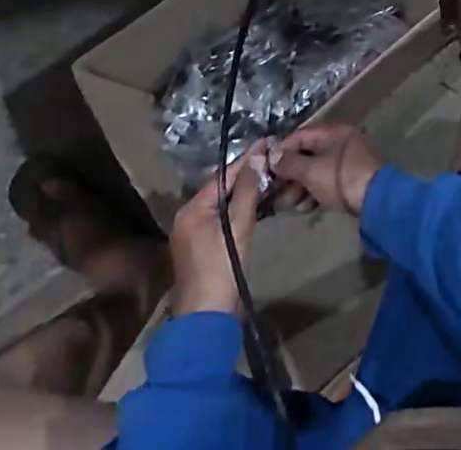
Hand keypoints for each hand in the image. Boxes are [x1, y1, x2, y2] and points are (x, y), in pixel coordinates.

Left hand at [168, 150, 261, 316]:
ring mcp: (193, 234)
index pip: (223, 176)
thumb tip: (257, 158)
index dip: (246, 159)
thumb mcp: (237, 227)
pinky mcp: (202, 247)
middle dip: (246, 173)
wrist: (205, 318)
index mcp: (192, 209)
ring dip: (244, 191)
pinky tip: (257, 204)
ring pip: (223, 203)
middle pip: (221, 188)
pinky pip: (222, 217)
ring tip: (269, 176)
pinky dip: (239, 208)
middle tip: (272, 158)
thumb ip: (247, 191)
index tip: (266, 142)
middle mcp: (188, 217)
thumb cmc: (221, 269)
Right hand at [269, 125, 382, 217]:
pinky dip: (314, 194)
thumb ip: (290, 163)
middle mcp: (341, 144)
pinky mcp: (351, 182)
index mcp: (335, 133)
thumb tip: (272, 155)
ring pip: (315, 172)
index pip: (301, 136)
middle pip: (307, 156)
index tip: (267, 167)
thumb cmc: (342, 179)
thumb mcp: (312, 170)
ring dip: (300, 188)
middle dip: (290, 176)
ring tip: (289, 205)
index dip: (282, 150)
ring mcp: (347, 164)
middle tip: (276, 193)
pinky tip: (305, 208)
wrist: (377, 202)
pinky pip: (326, 184)